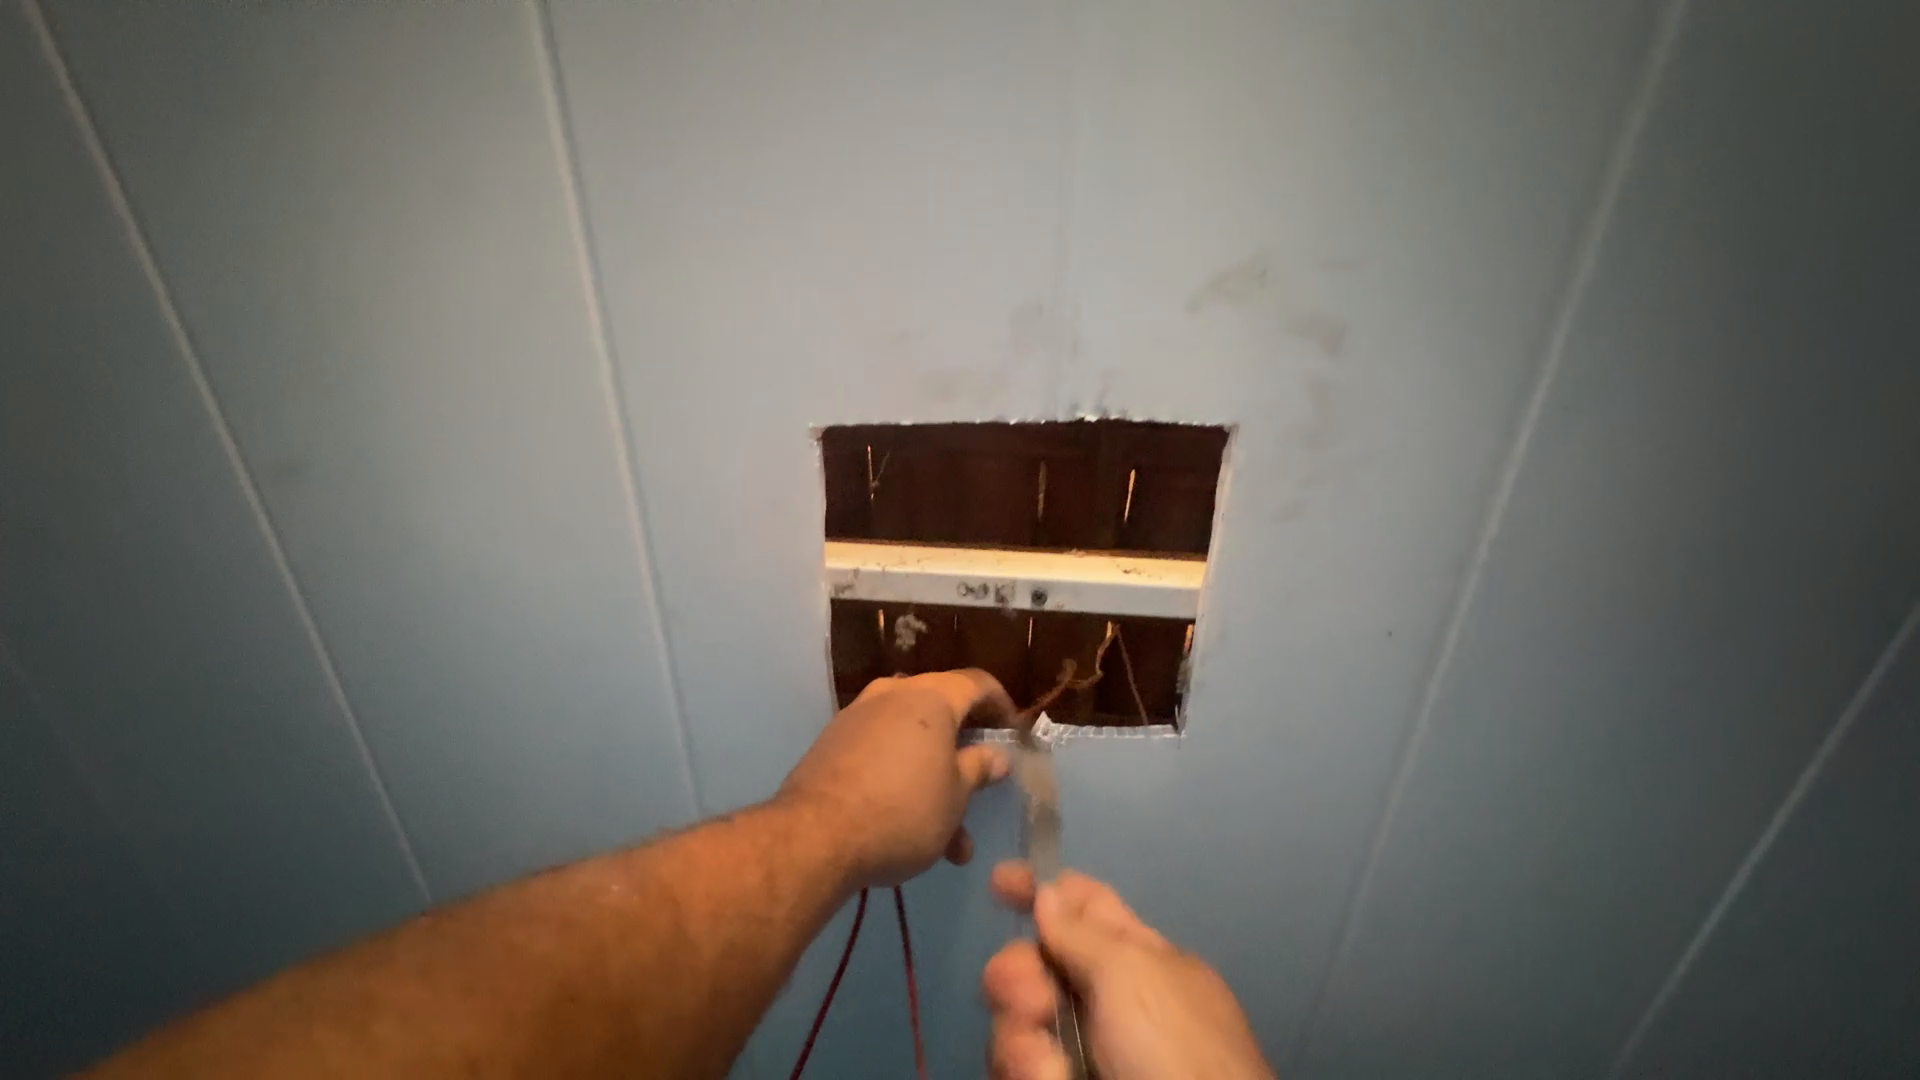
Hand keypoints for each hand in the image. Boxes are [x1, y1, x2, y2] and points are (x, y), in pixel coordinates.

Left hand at [778, 670, 1013, 887]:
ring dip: (934, 781)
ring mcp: (857, 717)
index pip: (977, 683)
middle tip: (982, 787)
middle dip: (965, 753)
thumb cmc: (902, 810)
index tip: (1015, 736)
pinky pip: (881, 753)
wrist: (814, 837)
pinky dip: (902, 780)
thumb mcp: (955, 796)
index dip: (1002, 706)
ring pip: (911, 742)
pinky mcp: (832, 745)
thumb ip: (979, 768)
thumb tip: (997, 755)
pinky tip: (907, 828)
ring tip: (950, 840)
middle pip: (942, 711)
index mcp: (930, 696)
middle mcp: (892, 694)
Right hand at [983, 862, 1274, 1079]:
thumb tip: (1047, 894)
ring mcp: (1082, 1051)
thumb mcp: (1133, 973)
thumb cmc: (1175, 1049)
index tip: (997, 881)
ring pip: (1017, 1019)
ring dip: (1018, 1034)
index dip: (1040, 887)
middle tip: (1032, 1001)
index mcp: (1137, 958)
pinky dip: (1021, 1068)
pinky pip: (1016, 1065)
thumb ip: (1081, 931)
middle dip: (1018, 973)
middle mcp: (1104, 1001)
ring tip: (1042, 1062)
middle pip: (1035, 963)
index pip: (1083, 904)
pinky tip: (1042, 1077)